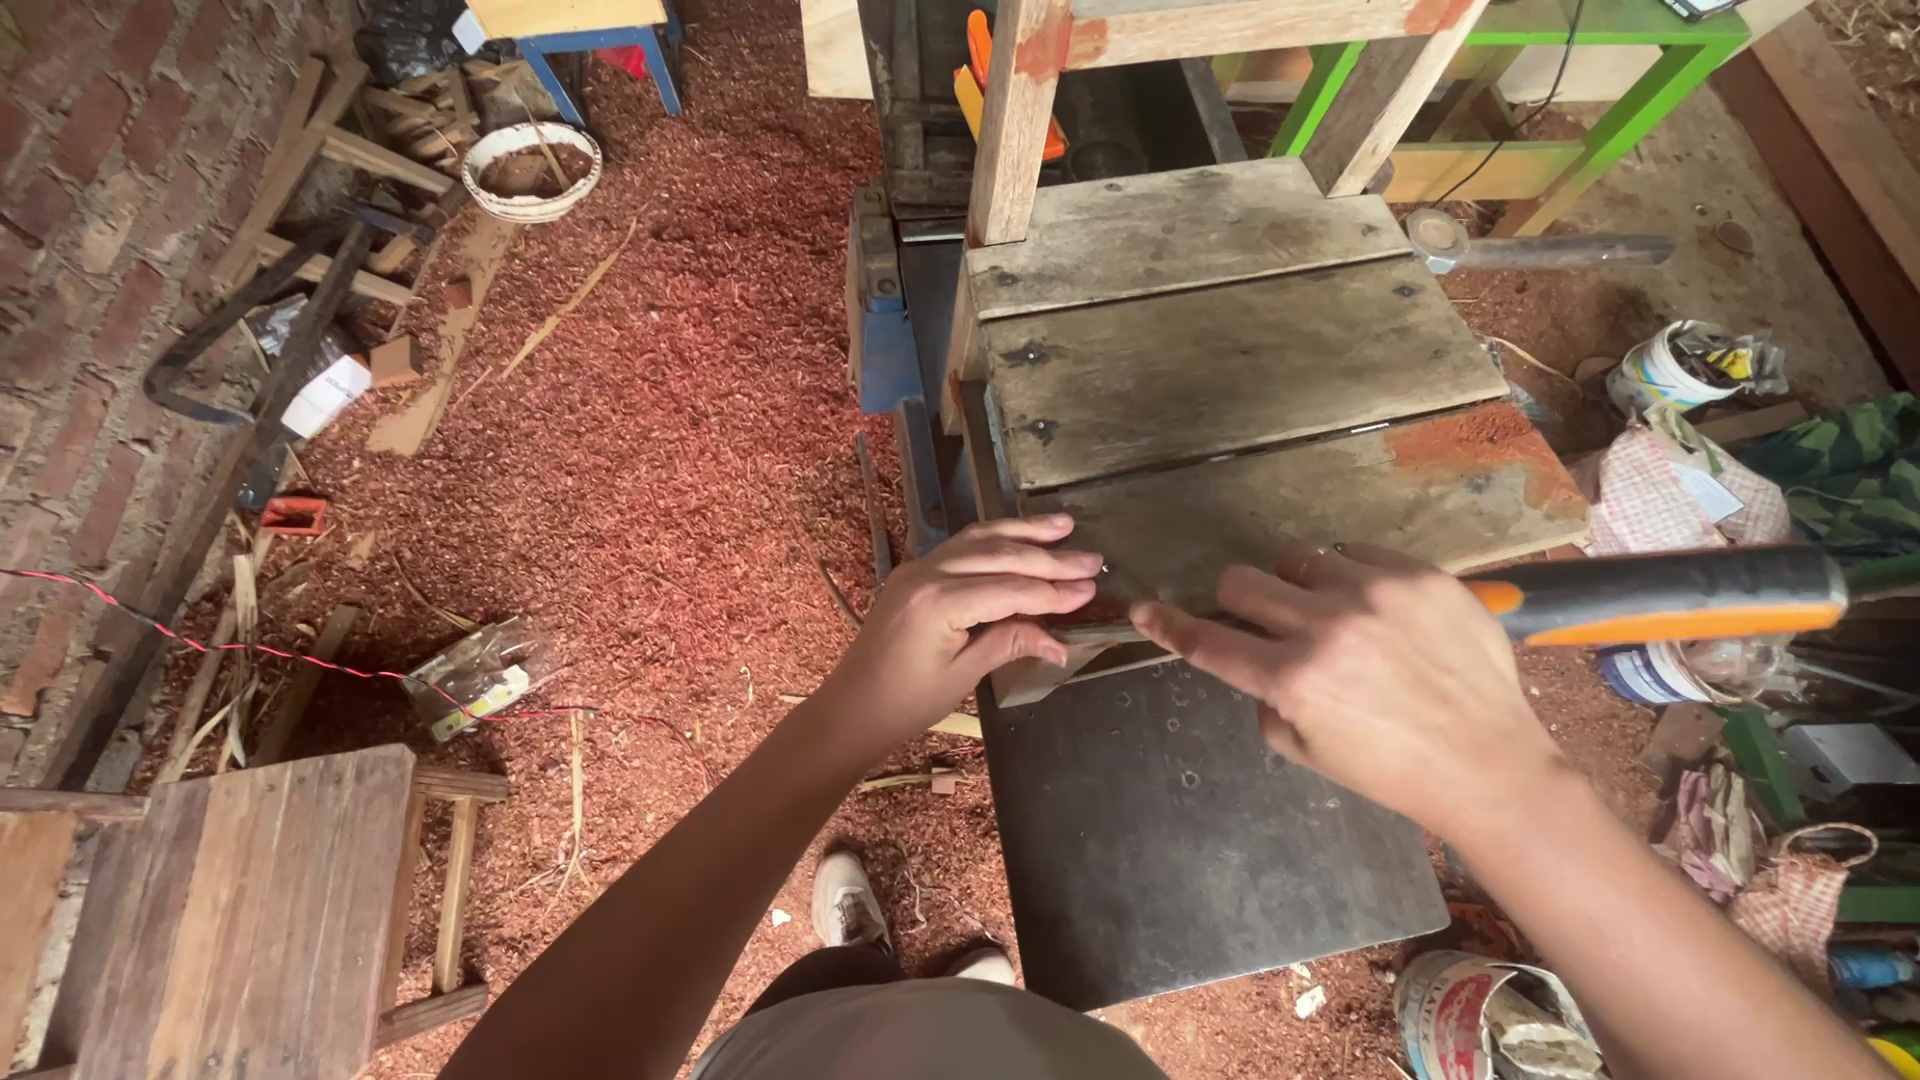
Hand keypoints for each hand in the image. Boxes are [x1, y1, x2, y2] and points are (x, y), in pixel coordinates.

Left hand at [812, 515, 1100, 751]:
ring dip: (1022, 532)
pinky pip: (961, 547)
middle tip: (1092, 559)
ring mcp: (917, 568)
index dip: (1053, 591)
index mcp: (938, 603)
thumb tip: (1060, 643)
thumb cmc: (905, 703)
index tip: (1091, 588)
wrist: (851, 708)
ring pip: (979, 539)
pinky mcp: (914, 572)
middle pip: (999, 556)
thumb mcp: (963, 675)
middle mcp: (926, 573)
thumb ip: (1009, 644)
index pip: (1010, 589)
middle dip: (1049, 558)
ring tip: (1063, 525)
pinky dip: (994, 539)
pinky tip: (1019, 535)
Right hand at [1129, 542, 1567, 834]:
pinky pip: (1354, 554)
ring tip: (1333, 615)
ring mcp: (1376, 594)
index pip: (1206, 641)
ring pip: (1297, 560)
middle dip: (1237, 601)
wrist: (1490, 764)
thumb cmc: (1386, 768)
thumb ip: (1262, 693)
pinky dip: (1349, 578)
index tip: (1144, 610)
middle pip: (1241, 582)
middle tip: (1262, 621)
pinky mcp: (1420, 576)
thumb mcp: (1301, 746)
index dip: (1167, 624)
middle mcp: (1327, 627)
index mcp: (1293, 679)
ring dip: (1298, 587)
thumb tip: (1254, 653)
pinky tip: (1374, 609)